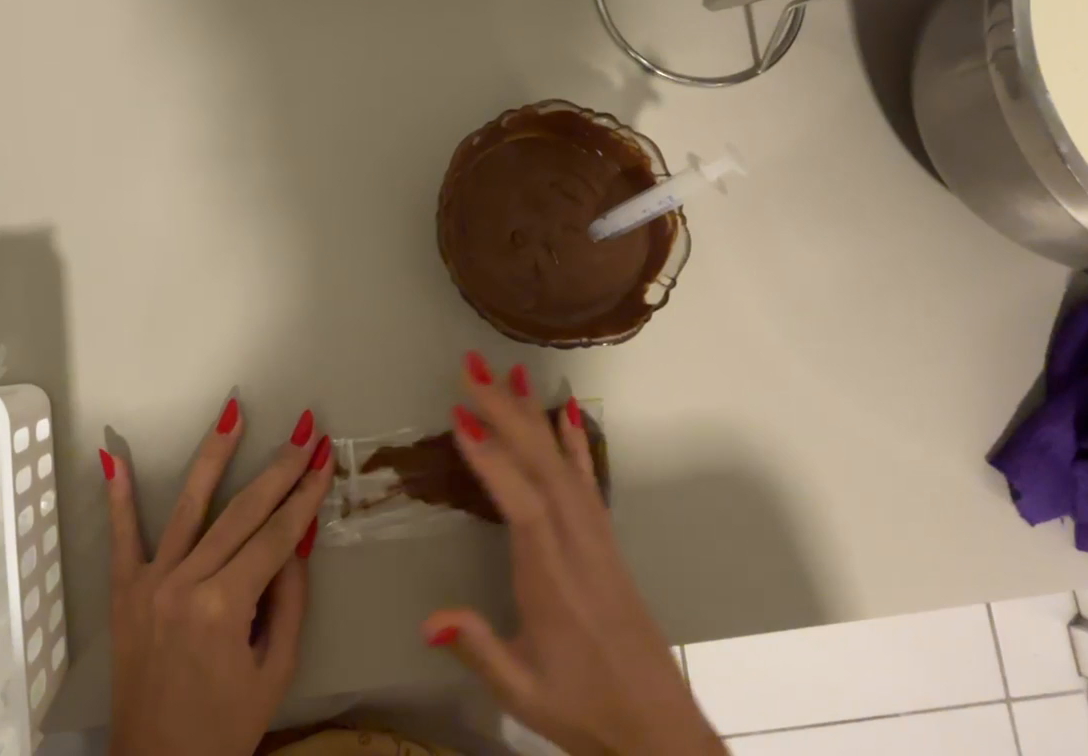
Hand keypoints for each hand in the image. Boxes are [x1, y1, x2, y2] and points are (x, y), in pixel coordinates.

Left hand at [103, 395, 336, 755]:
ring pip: (188, 505)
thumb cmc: (225, 726)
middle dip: (278, 468)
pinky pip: (121, 536)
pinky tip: (114, 454)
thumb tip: (298, 537)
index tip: (324, 457)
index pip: (276, 536)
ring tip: (233, 412)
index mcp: (225, 607)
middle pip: (241, 512)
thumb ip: (288, 599)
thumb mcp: (275, 669)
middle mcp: (184, 583)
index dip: (305, 495)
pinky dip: (118, 495)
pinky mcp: (123, 590)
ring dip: (213, 454)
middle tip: (302, 430)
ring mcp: (149, 582)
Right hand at [423, 353, 725, 755]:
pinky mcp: (607, 542)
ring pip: (564, 465)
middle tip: (473, 367)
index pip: (522, 505)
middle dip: (505, 413)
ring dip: (535, 415)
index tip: (461, 415)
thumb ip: (478, 650)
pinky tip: (567, 413)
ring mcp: (597, 540)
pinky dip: (576, 442)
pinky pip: (589, 481)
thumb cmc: (585, 709)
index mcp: (552, 580)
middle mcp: (577, 546)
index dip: (492, 459)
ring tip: (511, 372)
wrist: (661, 727)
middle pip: (542, 467)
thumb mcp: (524, 693)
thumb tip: (426, 620)